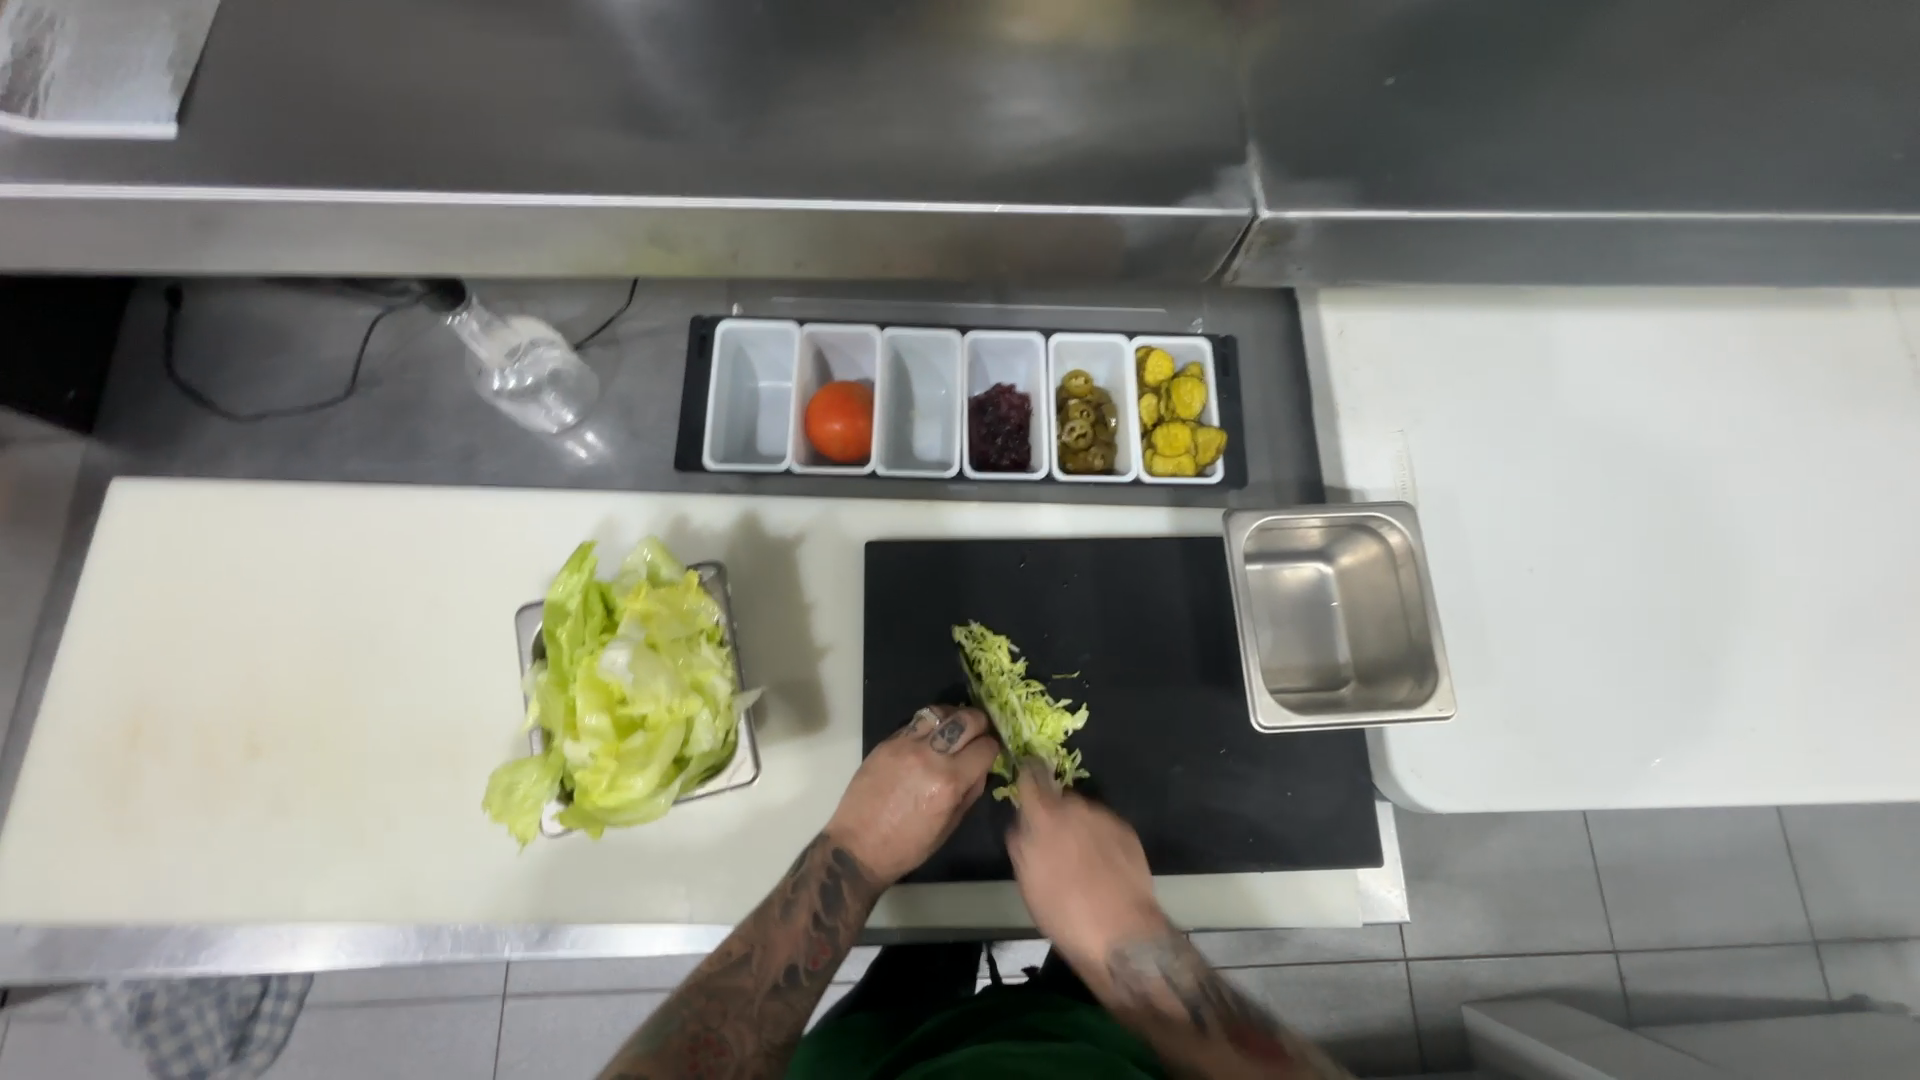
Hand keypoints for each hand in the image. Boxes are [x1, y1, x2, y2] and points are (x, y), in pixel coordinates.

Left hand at [824, 705, 998, 885]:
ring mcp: (906, 745)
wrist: (858, 845)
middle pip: (968, 719)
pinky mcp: (887, 742)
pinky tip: (930, 738)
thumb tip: (981, 767)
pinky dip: (930, 725)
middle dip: (980, 724)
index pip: (986, 746)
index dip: (993, 749)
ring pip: (940, 712)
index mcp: (949, 782)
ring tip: (953, 730)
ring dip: (954, 718)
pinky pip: (916, 721)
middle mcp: (930, 756)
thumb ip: (971, 791)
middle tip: (978, 734)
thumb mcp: (950, 826)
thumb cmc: (908, 846)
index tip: (990, 753)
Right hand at [1007, 764, 1169, 974]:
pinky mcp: (1126, 829)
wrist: (1122, 933)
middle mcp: (1075, 807)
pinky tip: (1103, 865)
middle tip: (1055, 843)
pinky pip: (1104, 825)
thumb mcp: (1027, 882)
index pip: (1030, 777)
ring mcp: (1104, 817)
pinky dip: (1100, 837)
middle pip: (1059, 798)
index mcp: (1044, 817)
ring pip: (1083, 812)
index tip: (1026, 785)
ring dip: (1078, 825)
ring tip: (1082, 859)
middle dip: (1055, 813)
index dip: (1027, 779)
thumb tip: (1021, 823)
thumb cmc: (1064, 913)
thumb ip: (1020, 843)